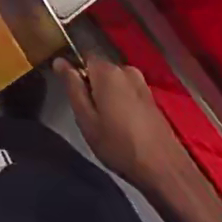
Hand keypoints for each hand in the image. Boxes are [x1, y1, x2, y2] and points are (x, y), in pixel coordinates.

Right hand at [57, 55, 195, 190]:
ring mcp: (142, 83)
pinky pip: (126, 91)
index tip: (68, 90)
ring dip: (104, 95)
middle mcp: (127, 70)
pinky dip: (118, 101)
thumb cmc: (116, 144)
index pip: (84, 55)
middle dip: (90, 84)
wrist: (161, 167)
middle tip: (85, 113)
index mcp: (108, 72)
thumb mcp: (85, 117)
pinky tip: (119, 124)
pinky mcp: (151, 98)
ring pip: (113, 81)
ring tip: (102, 121)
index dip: (73, 69)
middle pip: (99, 69)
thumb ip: (72, 86)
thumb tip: (59, 61)